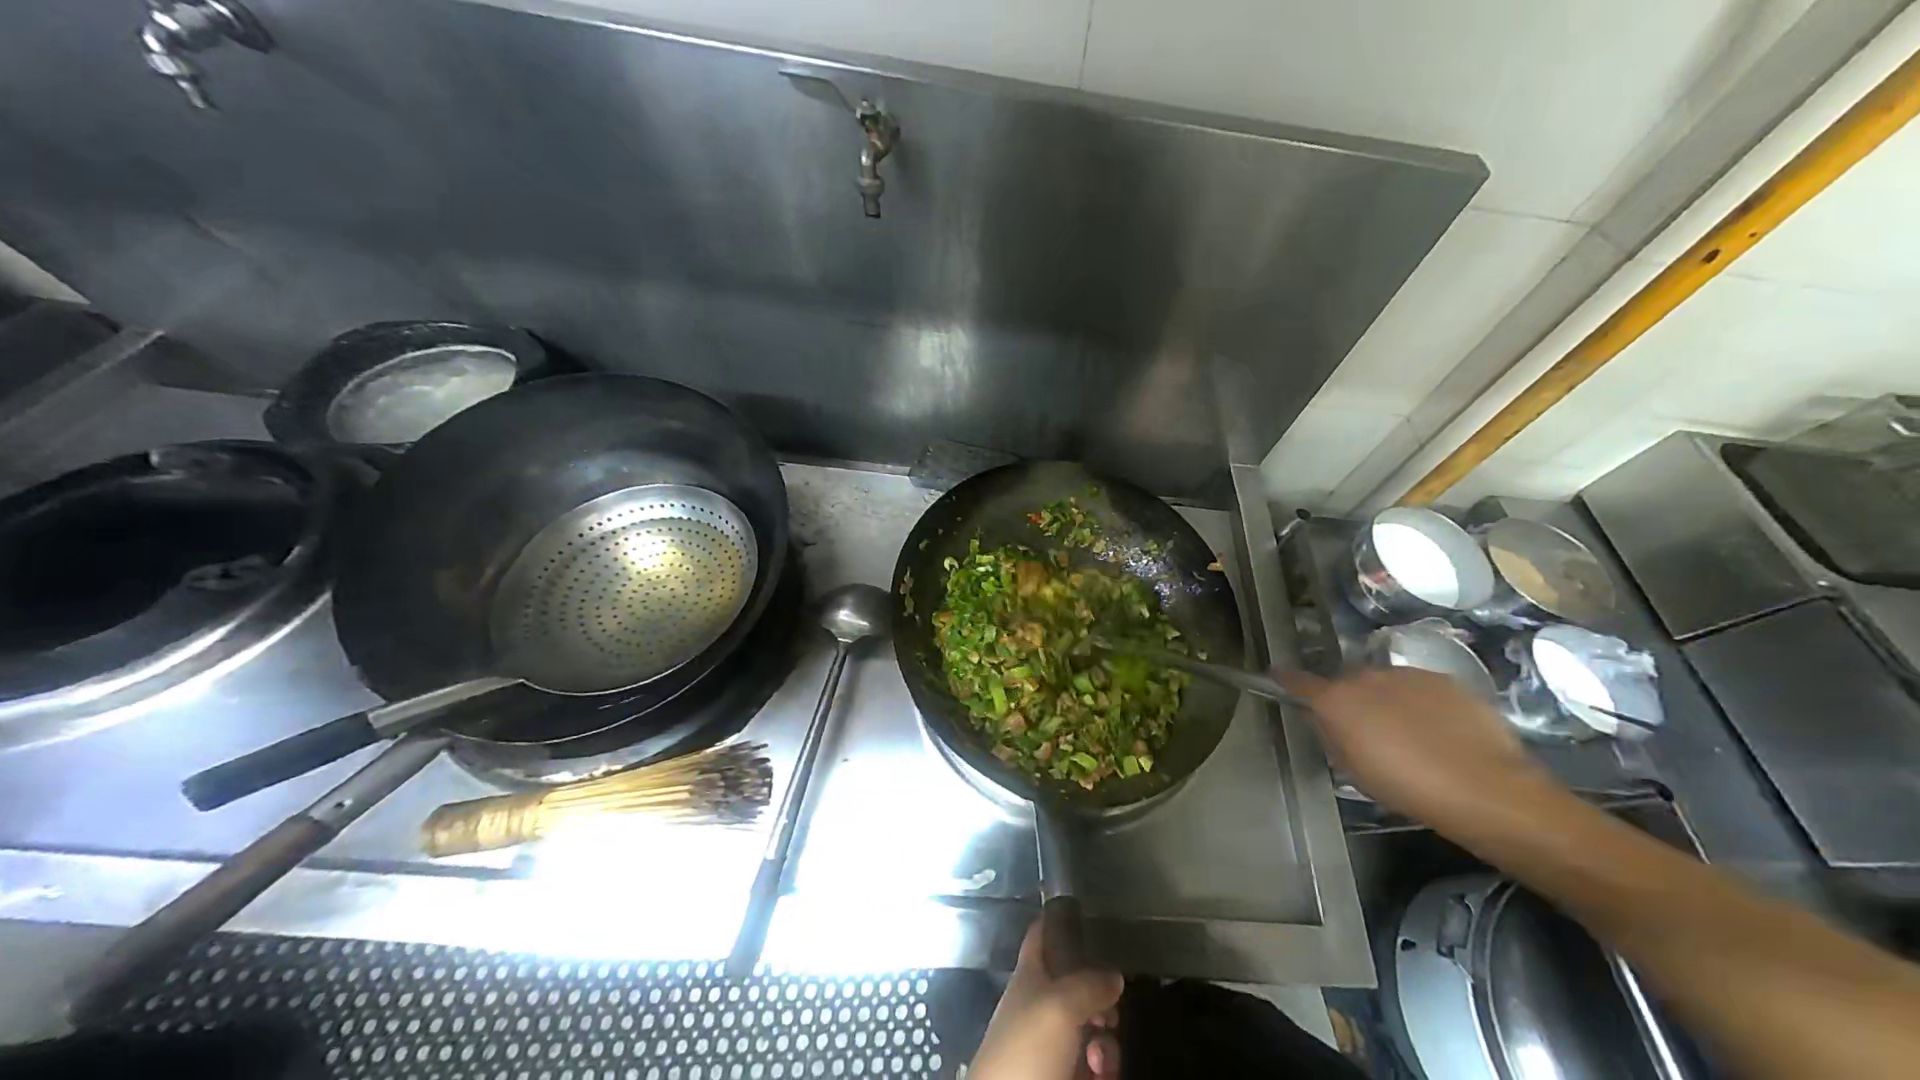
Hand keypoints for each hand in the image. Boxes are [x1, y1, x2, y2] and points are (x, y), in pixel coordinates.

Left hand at [968, 918, 1124, 1079]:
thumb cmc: (1026, 1049)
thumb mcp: (1058, 1004)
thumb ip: (1089, 984)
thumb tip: (1114, 976)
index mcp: (1030, 977)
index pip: (1042, 935)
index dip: (1058, 919)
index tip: (1085, 909)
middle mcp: (1043, 1006)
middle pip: (1081, 987)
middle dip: (1103, 998)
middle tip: (1110, 1011)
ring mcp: (1056, 1045)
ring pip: (1096, 1029)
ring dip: (1107, 1042)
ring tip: (1099, 1057)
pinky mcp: (1069, 1077)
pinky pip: (1098, 1065)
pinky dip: (1106, 1068)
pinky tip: (1100, 1075)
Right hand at [1283, 668, 1550, 824]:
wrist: (1484, 788)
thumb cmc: (1406, 787)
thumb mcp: (1353, 770)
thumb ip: (1333, 736)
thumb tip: (1327, 720)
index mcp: (1336, 700)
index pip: (1299, 682)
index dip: (1286, 680)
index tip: (1278, 677)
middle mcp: (1367, 677)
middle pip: (1348, 682)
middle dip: (1350, 698)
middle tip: (1364, 728)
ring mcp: (1408, 674)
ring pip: (1386, 683)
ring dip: (1387, 699)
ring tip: (1407, 732)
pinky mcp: (1446, 680)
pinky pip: (1420, 688)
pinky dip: (1421, 703)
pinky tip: (1439, 731)